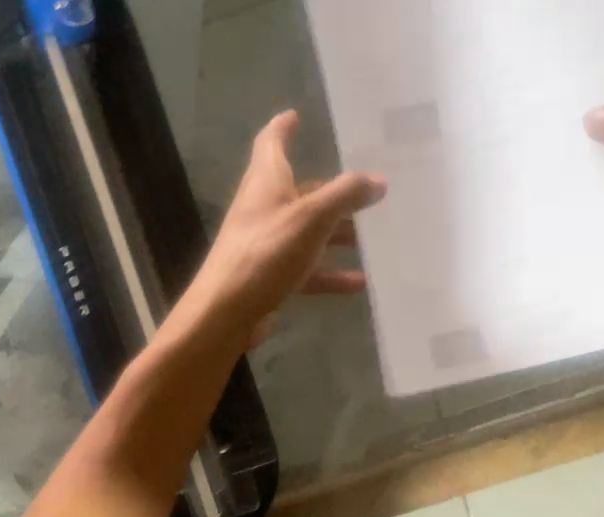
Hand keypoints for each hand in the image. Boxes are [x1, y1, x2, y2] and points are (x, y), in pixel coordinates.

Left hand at [184, 111, 386, 332]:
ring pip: (307, 232)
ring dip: (337, 235)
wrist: (225, 312)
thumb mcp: (312, 218)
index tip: (295, 116)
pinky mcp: (268, 277)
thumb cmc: (265, 253)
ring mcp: (265, 244)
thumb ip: (345, 195)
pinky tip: (358, 282)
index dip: (283, 127)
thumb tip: (378, 180)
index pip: (271, 142)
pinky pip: (305, 269)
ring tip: (371, 240)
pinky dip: (329, 273)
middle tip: (368, 193)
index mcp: (266, 181)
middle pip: (301, 192)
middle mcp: (263, 208)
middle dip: (333, 192)